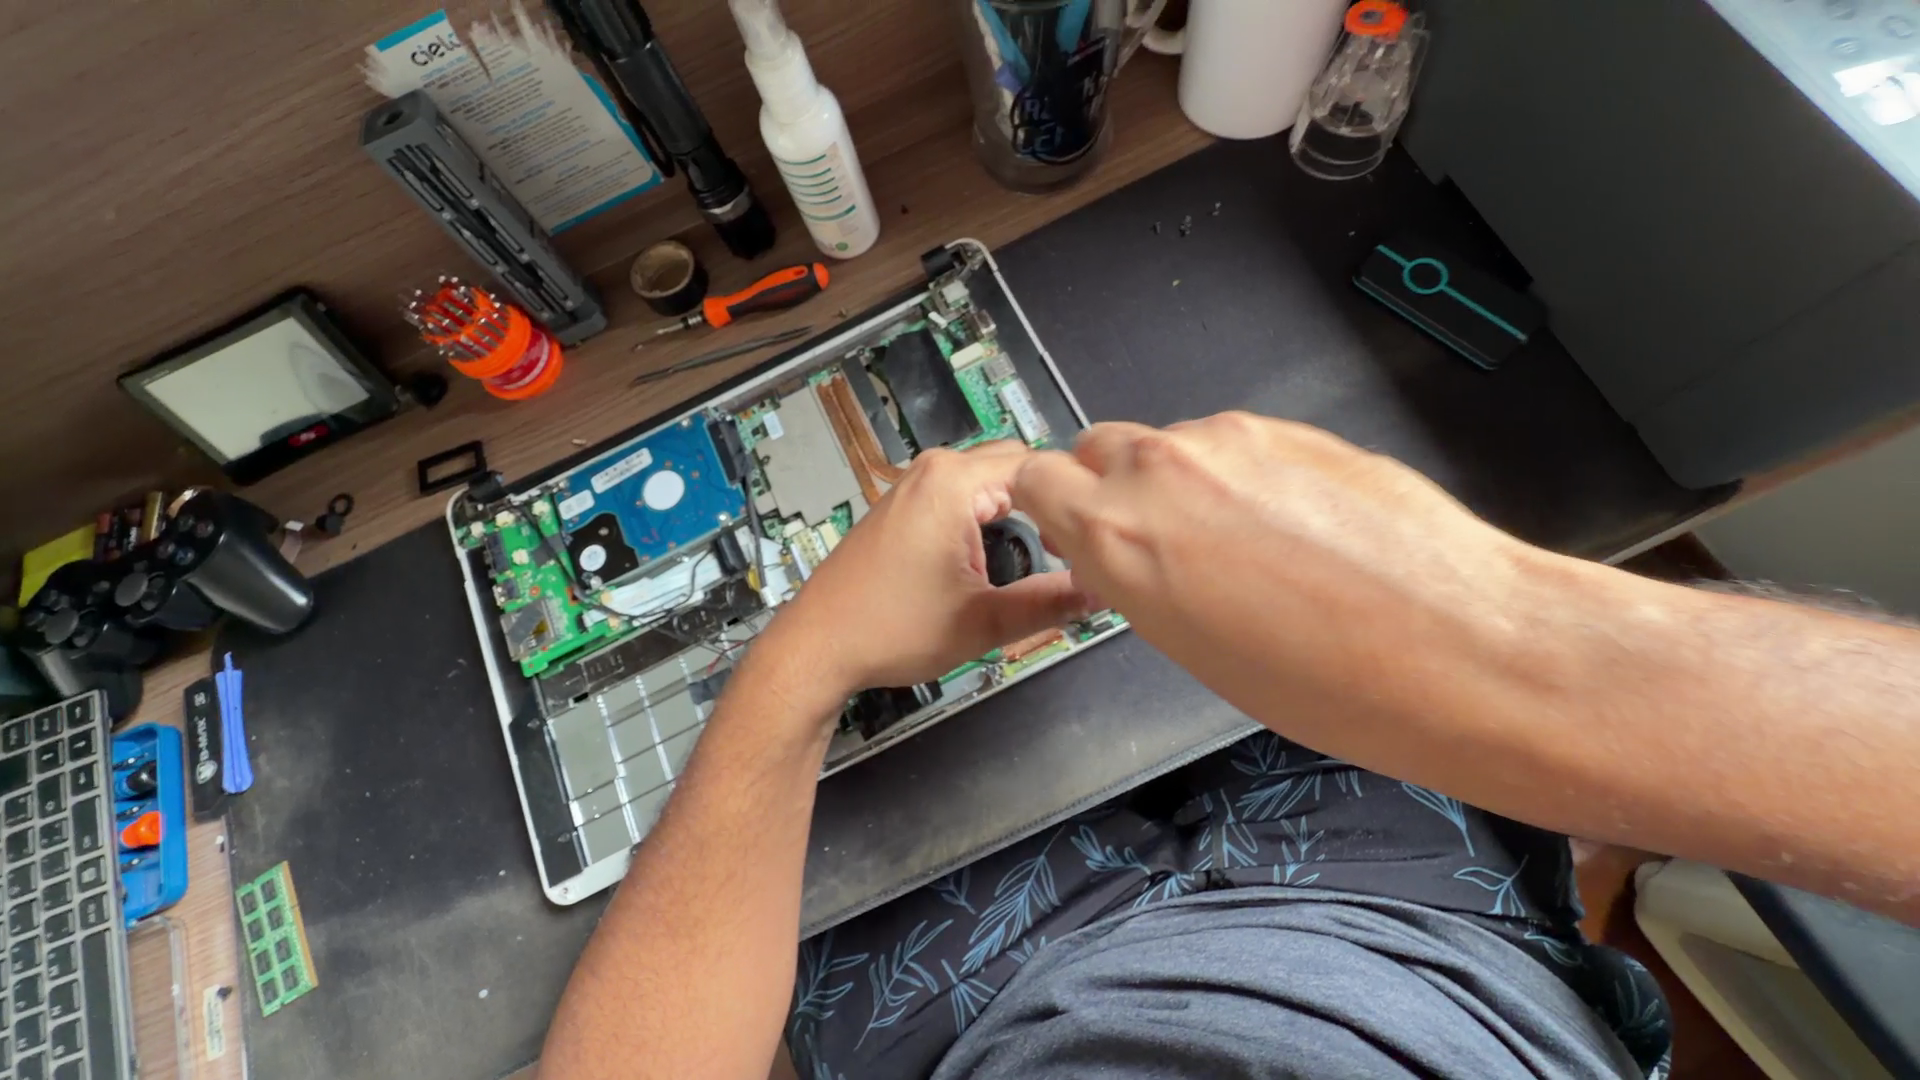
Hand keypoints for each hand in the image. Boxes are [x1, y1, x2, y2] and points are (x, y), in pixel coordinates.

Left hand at [760, 441, 1089, 696]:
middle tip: (1070, 550)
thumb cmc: (896, 630)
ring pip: (986, 479)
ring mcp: (913, 483)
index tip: (1091, 542)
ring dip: (1016, 508)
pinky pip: (959, 492)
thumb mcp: (982, 622)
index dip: (1071, 503)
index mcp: (954, 482)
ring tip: (1043, 554)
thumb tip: (1101, 592)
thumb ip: (1048, 603)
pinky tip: (995, 554)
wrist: (819, 644)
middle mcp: (933, 469)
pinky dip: (985, 512)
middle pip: (1013, 466)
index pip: (1038, 468)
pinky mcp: (901, 504)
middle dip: (1046, 501)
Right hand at [1009, 412, 1544, 735]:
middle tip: (1151, 537)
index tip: (1069, 526)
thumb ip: (1132, 576)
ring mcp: (1227, 440)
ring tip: (1237, 540)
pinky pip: (1231, 443)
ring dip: (1180, 481)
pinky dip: (1238, 474)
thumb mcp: (1186, 645)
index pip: (1037, 479)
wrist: (1459, 647)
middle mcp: (1160, 471)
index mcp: (1117, 535)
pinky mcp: (1288, 427)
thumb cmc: (1326, 680)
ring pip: (1168, 445)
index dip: (1050, 505)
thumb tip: (1123, 552)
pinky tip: (1287, 524)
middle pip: (1095, 448)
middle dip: (1108, 487)